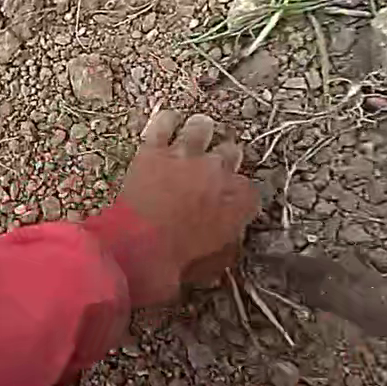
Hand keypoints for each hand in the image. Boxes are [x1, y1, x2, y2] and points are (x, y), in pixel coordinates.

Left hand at [113, 110, 258, 306]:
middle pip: (231, 153)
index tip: (233, 201)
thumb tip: (229, 237)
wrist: (135, 250)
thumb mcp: (214, 263)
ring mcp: (186, 156)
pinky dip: (167, 121)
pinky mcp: (155, 150)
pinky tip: (169, 121)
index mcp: (238, 202)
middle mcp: (218, 171)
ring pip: (202, 129)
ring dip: (202, 131)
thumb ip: (228, 243)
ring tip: (201, 129)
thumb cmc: (175, 265)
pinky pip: (164, 124)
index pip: (251, 191)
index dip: (241, 196)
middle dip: (226, 159)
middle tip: (215, 165)